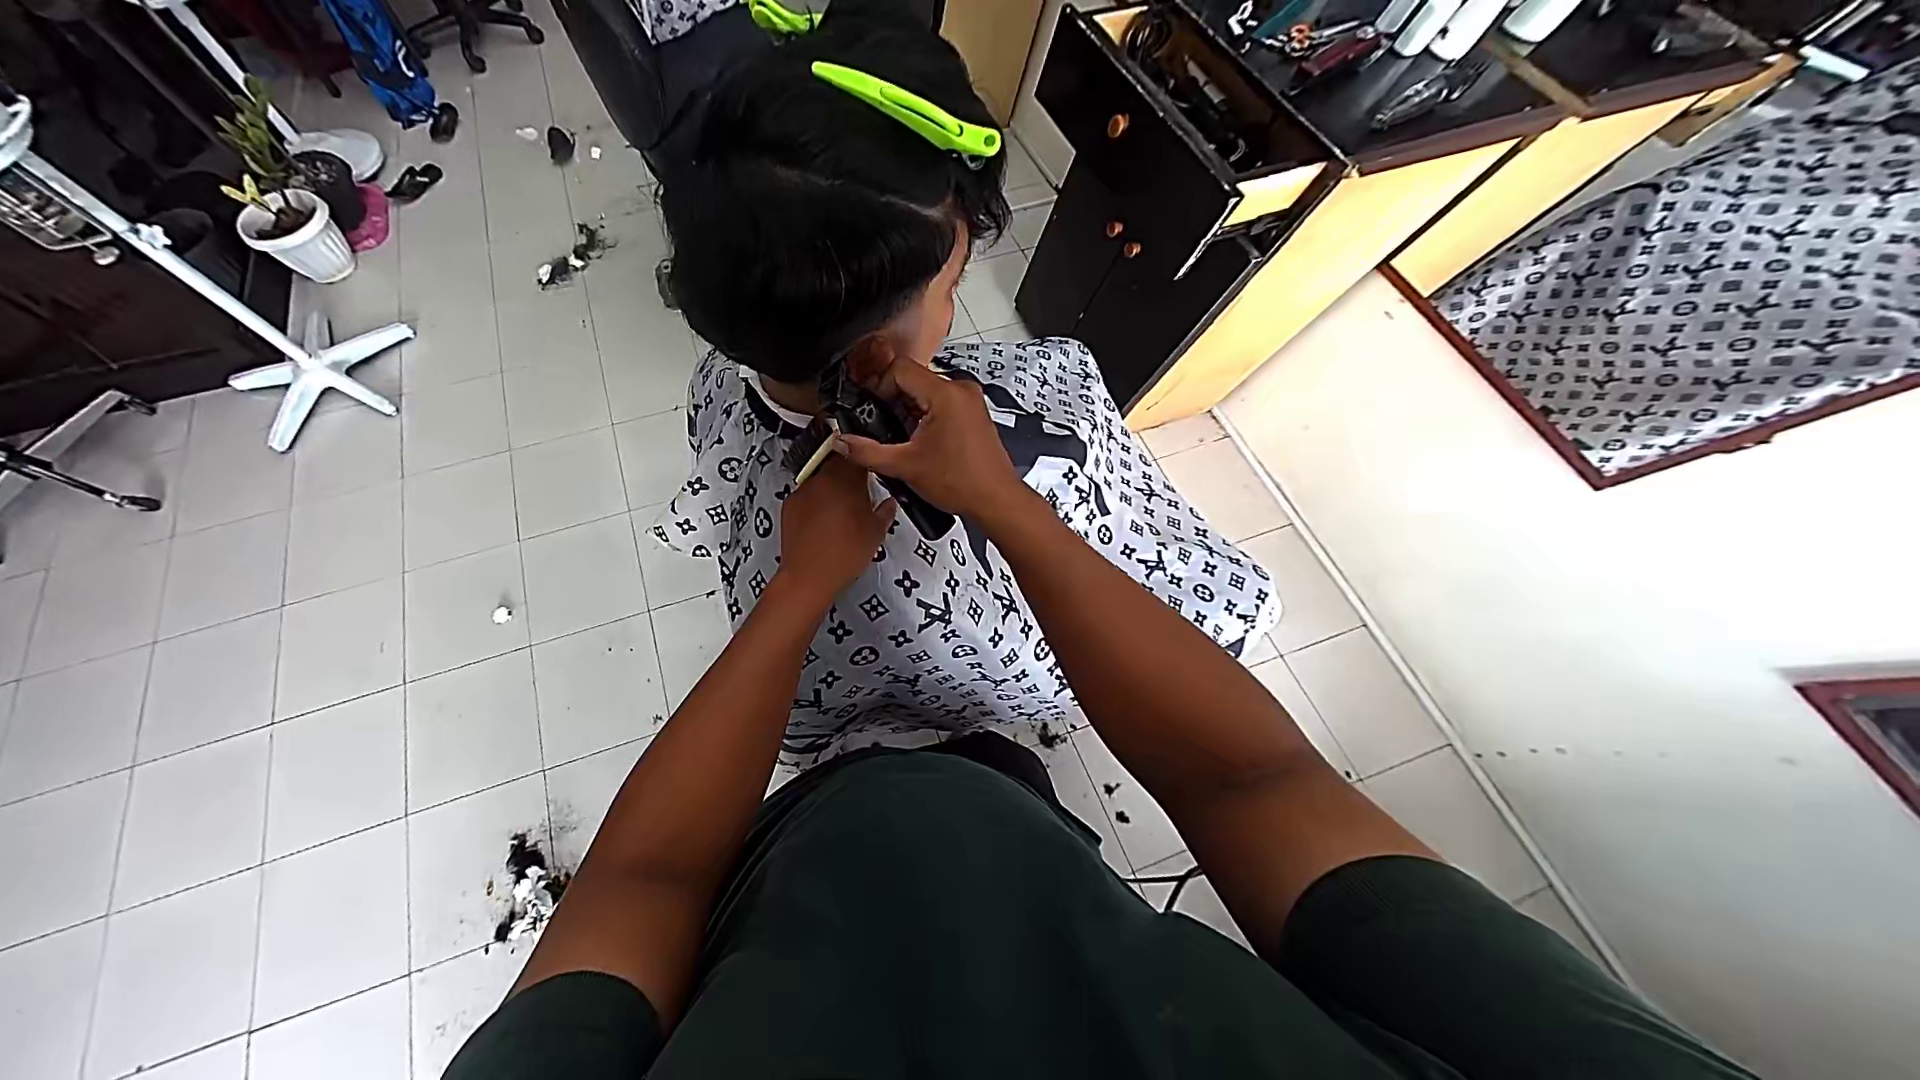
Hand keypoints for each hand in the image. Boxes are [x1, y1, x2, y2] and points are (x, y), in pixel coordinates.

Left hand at [776, 454, 896, 605]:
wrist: (810, 575)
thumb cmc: (846, 553)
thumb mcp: (877, 532)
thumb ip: (885, 511)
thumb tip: (888, 504)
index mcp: (847, 479)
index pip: (858, 455)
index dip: (867, 462)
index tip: (872, 471)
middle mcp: (823, 479)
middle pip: (837, 463)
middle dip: (849, 474)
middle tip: (860, 492)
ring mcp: (803, 491)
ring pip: (821, 478)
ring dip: (832, 487)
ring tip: (842, 509)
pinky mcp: (789, 505)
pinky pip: (807, 495)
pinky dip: (816, 502)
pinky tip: (824, 521)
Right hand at [834, 361, 1027, 521]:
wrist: (995, 500)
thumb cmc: (965, 483)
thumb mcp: (905, 466)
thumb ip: (868, 452)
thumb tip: (844, 443)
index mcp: (946, 394)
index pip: (900, 369)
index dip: (879, 385)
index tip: (871, 405)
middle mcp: (962, 391)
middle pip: (913, 379)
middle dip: (893, 402)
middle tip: (882, 426)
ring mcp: (970, 401)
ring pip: (927, 392)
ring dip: (909, 411)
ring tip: (904, 439)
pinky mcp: (974, 413)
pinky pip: (942, 403)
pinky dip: (926, 417)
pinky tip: (920, 442)